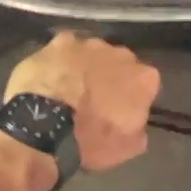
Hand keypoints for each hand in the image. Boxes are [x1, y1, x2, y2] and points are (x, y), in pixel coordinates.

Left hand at [5, 32, 160, 170]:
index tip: (121, 113)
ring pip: (93, 54)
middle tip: (95, 101)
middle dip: (111, 78)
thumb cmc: (91, 139)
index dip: (134, 99)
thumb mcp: (127, 148)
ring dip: (87, 67)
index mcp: (144, 78)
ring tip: (69, 89)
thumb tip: (135, 122)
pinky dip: (62, 60)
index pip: (146, 85)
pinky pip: (66, 49)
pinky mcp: (60, 42)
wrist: (44, 125)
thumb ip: (139, 129)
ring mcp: (90, 44)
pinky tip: (51, 76)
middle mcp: (122, 54)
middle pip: (120, 64)